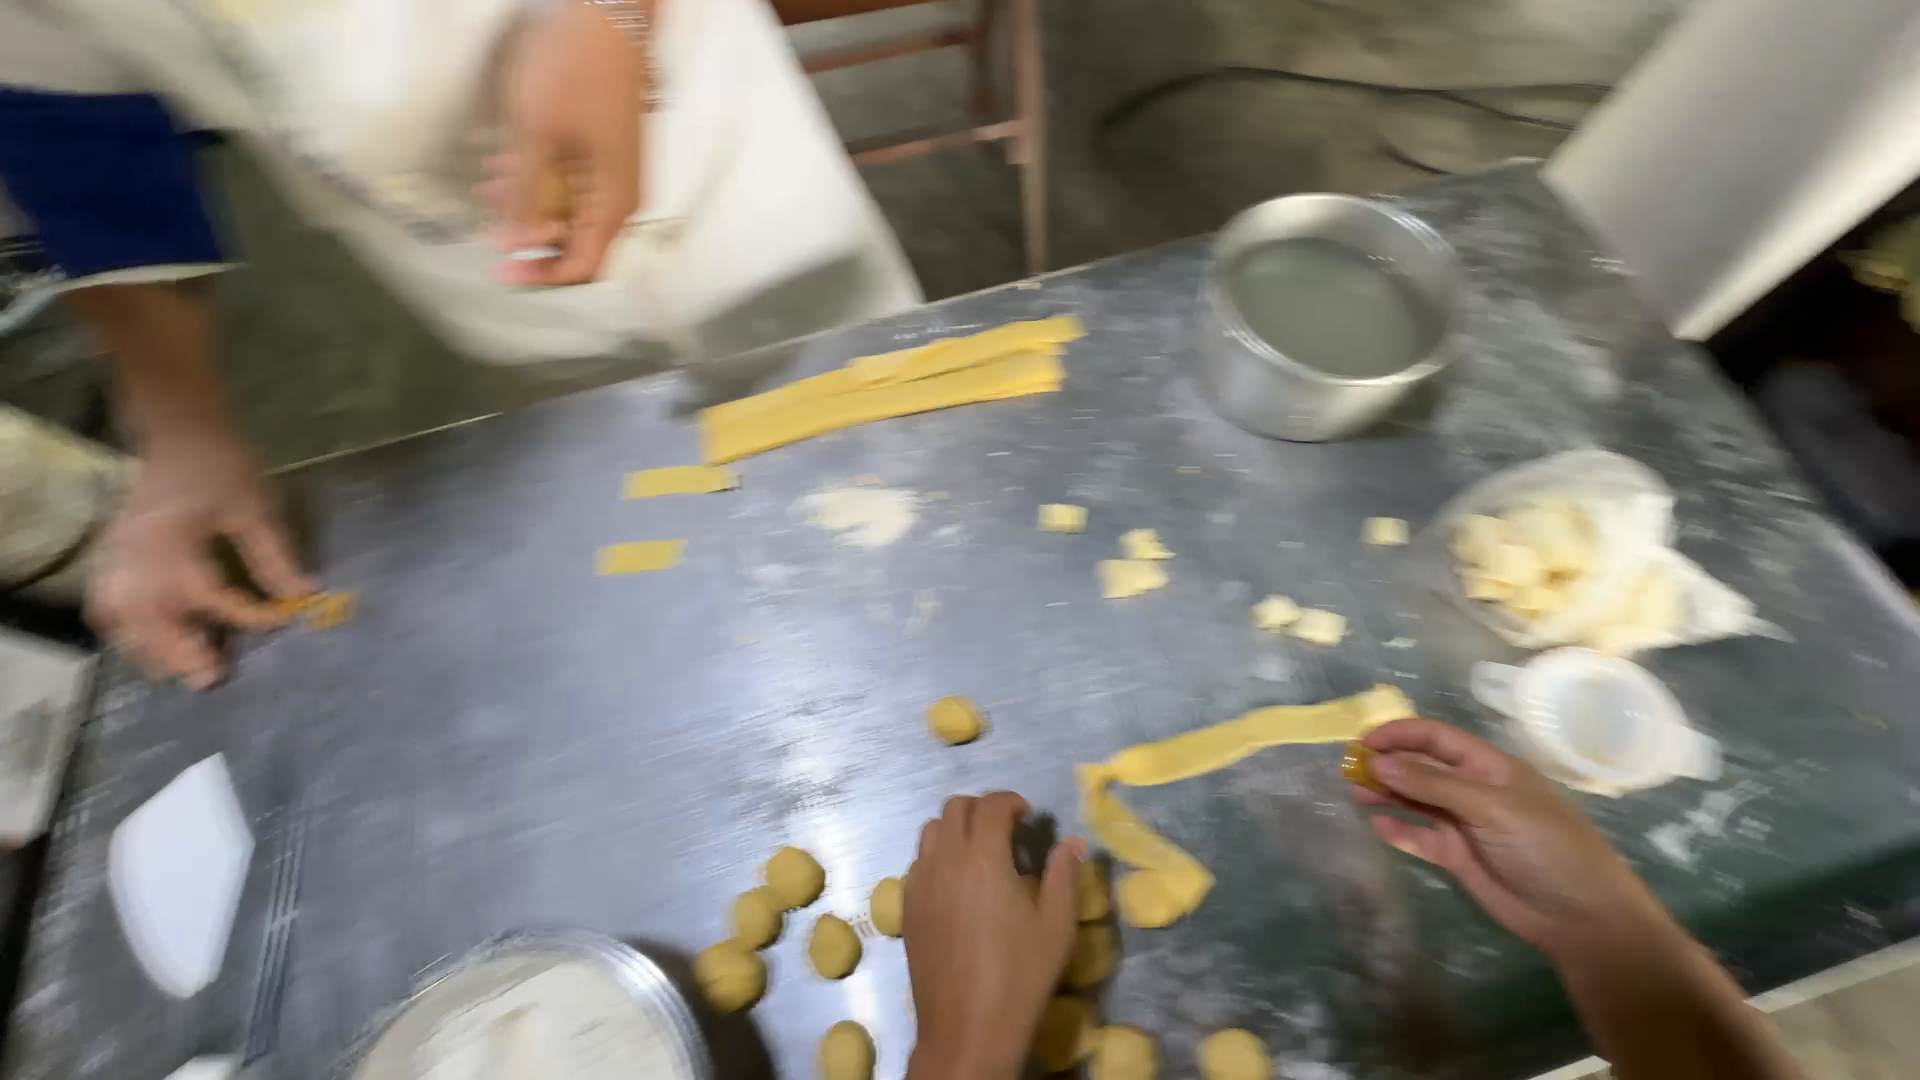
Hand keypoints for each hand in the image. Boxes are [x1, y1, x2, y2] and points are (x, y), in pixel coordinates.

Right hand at [86, 434, 314, 689]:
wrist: (181, 437)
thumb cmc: (226, 470)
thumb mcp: (260, 510)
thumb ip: (277, 557)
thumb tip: (307, 596)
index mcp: (171, 539)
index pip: (206, 591)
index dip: (246, 613)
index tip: (284, 622)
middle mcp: (132, 553)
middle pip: (146, 614)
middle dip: (178, 649)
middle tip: (211, 679)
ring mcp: (114, 556)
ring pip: (119, 616)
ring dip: (148, 647)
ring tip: (182, 673)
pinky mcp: (112, 556)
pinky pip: (107, 605)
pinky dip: (127, 631)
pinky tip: (151, 646)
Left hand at [484, 0, 647, 285]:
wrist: (611, 17)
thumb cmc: (577, 72)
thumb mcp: (535, 135)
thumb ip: (524, 195)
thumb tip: (510, 242)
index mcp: (613, 206)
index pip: (582, 266)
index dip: (541, 275)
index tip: (502, 272)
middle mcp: (620, 201)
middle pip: (576, 243)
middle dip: (530, 235)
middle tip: (490, 214)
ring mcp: (615, 178)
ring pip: (571, 214)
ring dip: (530, 207)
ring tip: (492, 183)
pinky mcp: (606, 157)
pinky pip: (574, 188)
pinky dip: (542, 185)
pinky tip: (512, 163)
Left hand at [904, 793, 1084, 1079]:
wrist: (967, 1029)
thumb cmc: (1019, 977)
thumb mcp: (1056, 926)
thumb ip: (1064, 875)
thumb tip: (1072, 842)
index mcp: (983, 858)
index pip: (990, 804)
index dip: (1011, 801)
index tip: (1027, 816)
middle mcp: (945, 860)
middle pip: (955, 806)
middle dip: (982, 808)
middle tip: (1006, 830)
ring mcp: (920, 882)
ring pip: (931, 829)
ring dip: (956, 827)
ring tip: (979, 851)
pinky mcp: (906, 905)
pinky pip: (918, 860)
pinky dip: (937, 854)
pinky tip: (957, 882)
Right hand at [1353, 718, 1668, 959]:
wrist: (1582, 919)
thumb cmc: (1546, 848)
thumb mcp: (1490, 807)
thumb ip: (1431, 783)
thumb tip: (1377, 761)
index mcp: (1487, 767)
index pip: (1435, 737)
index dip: (1399, 734)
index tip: (1364, 742)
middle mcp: (1472, 788)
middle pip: (1419, 765)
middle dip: (1386, 763)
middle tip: (1350, 769)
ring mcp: (1463, 822)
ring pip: (1414, 798)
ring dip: (1385, 792)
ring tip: (1355, 793)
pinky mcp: (1457, 854)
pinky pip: (1419, 835)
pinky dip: (1398, 829)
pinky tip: (1378, 825)